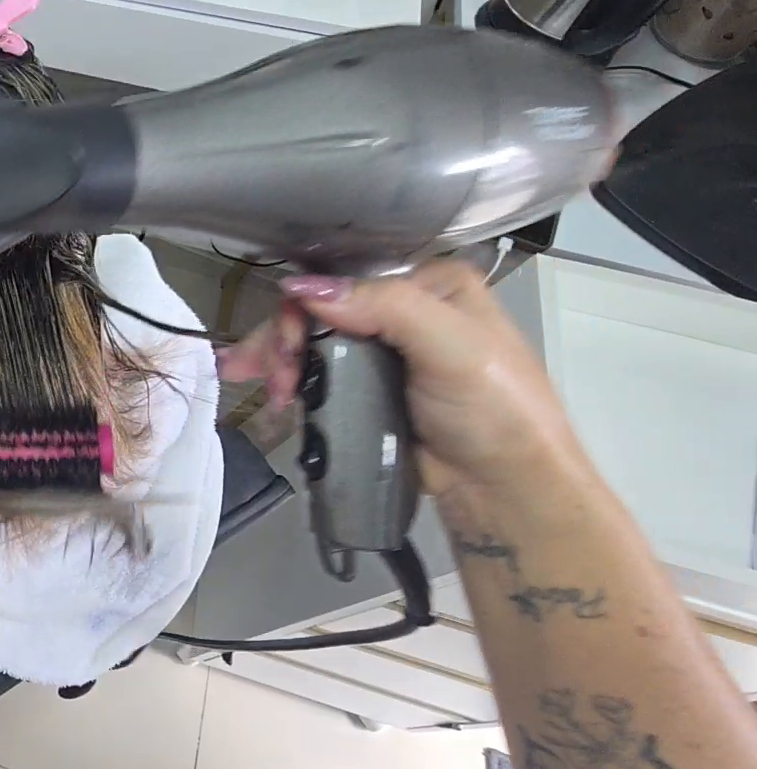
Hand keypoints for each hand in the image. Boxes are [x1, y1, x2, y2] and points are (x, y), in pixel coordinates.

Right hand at [219, 260, 585, 499]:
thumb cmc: (495, 412)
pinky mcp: (361, 386)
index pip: (343, 282)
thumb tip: (302, 288)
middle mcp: (401, 310)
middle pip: (315, 313)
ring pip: (305, 342)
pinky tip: (270, 394)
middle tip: (276, 383)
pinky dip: (282, 380)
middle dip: (283, 344)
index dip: (304, 311)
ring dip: (276, 365)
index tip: (288, 350)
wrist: (500, 486)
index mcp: (430, 286)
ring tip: (275, 397)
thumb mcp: (453, 349)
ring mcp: (379, 351)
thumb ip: (387, 308)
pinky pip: (310, 372)